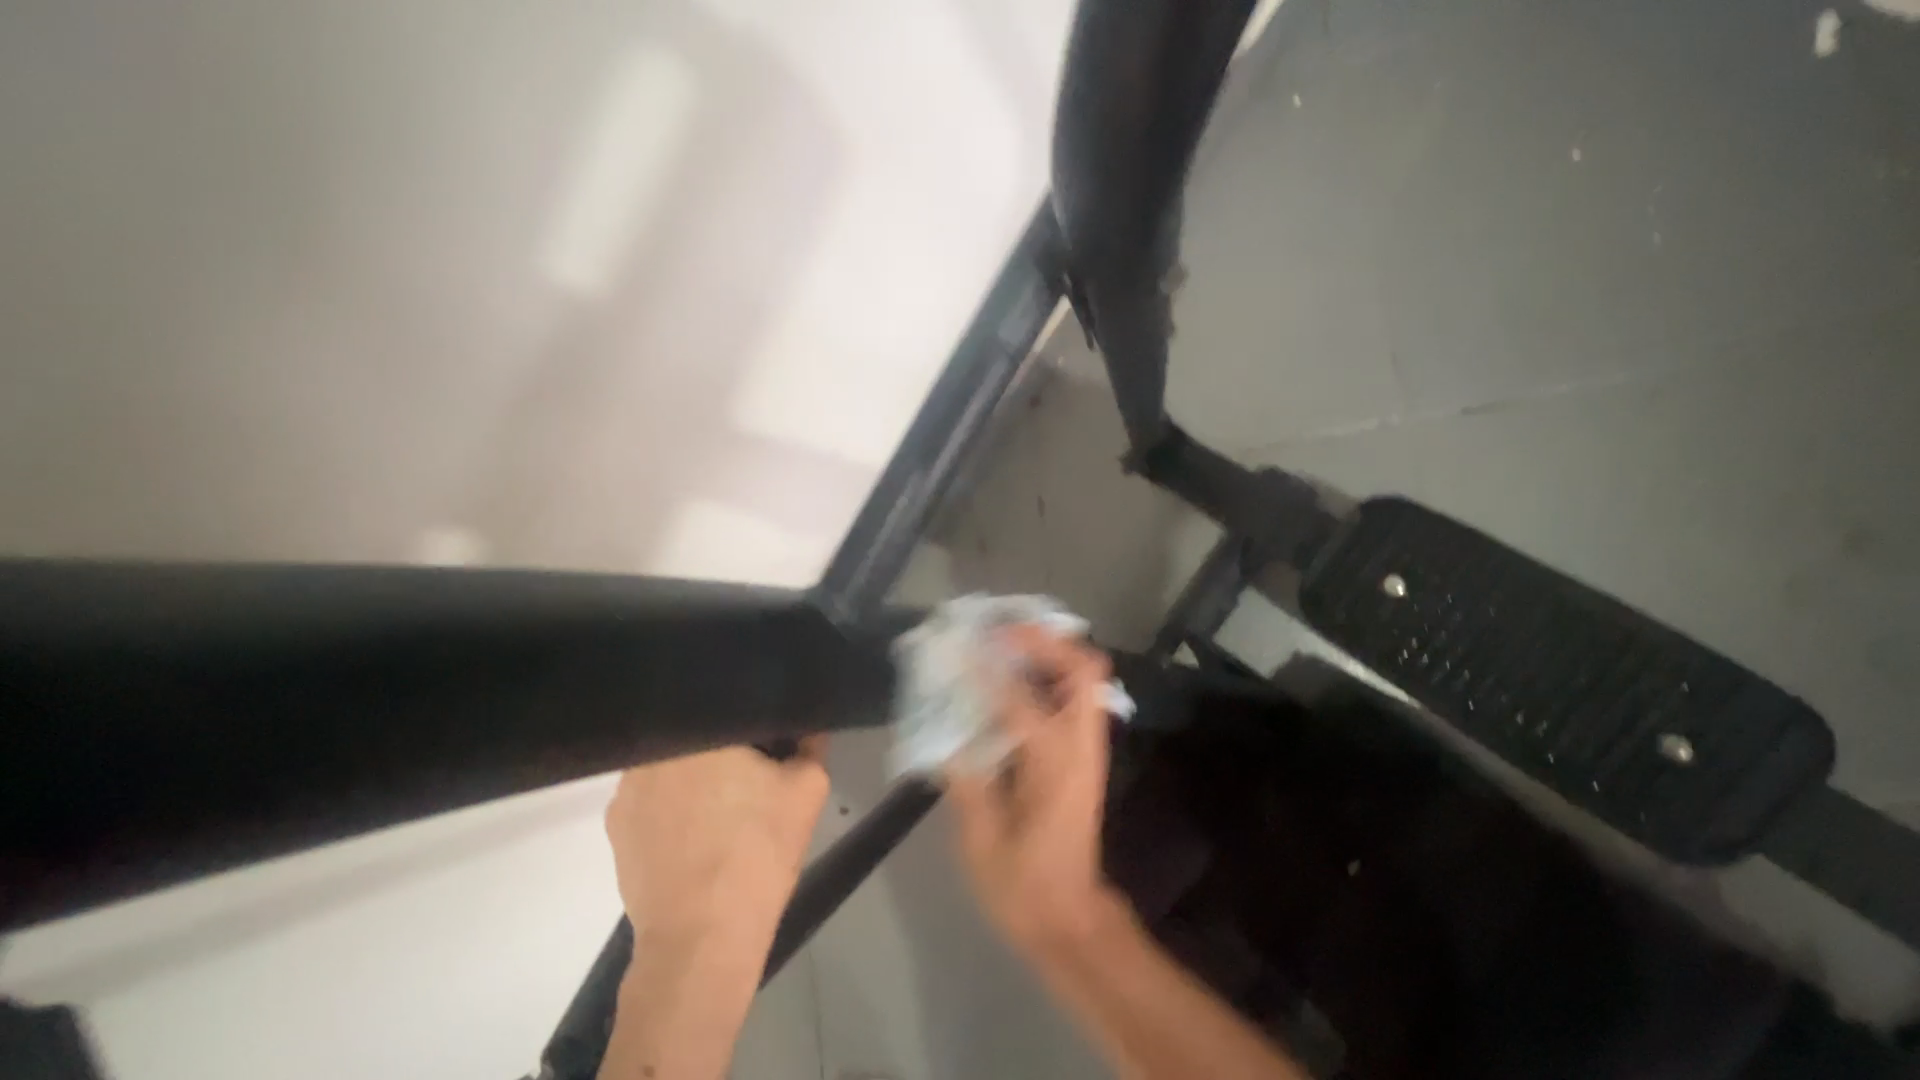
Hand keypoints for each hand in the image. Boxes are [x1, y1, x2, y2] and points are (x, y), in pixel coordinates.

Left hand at [605, 740, 829, 963]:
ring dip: (696, 776)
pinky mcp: (614, 826)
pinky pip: (651, 799)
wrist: (701, 938)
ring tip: (723, 809)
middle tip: (753, 774)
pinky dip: (673, 807)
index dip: (755, 723)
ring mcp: (625, 789)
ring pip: (672, 765)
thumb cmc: (758, 853)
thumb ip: (810, 743)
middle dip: (725, 749)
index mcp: (698, 730)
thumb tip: (806, 724)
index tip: (773, 744)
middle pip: (697, 735)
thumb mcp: (807, 790)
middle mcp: (652, 749)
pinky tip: (695, 835)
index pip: (730, 706)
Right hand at [945, 625, 1118, 950]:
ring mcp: (1089, 752)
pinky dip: (1049, 677)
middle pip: (1084, 671)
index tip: (956, 650)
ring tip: (1003, 644)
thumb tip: (945, 733)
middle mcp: (1081, 750)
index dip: (986, 673)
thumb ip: (965, 780)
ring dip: (1049, 654)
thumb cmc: (1021, 886)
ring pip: (1085, 679)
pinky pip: (1075, 699)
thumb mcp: (981, 840)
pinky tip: (1011, 681)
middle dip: (1043, 642)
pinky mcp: (1084, 759)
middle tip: (998, 632)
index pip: (1022, 703)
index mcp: (1054, 769)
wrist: (1069, 919)